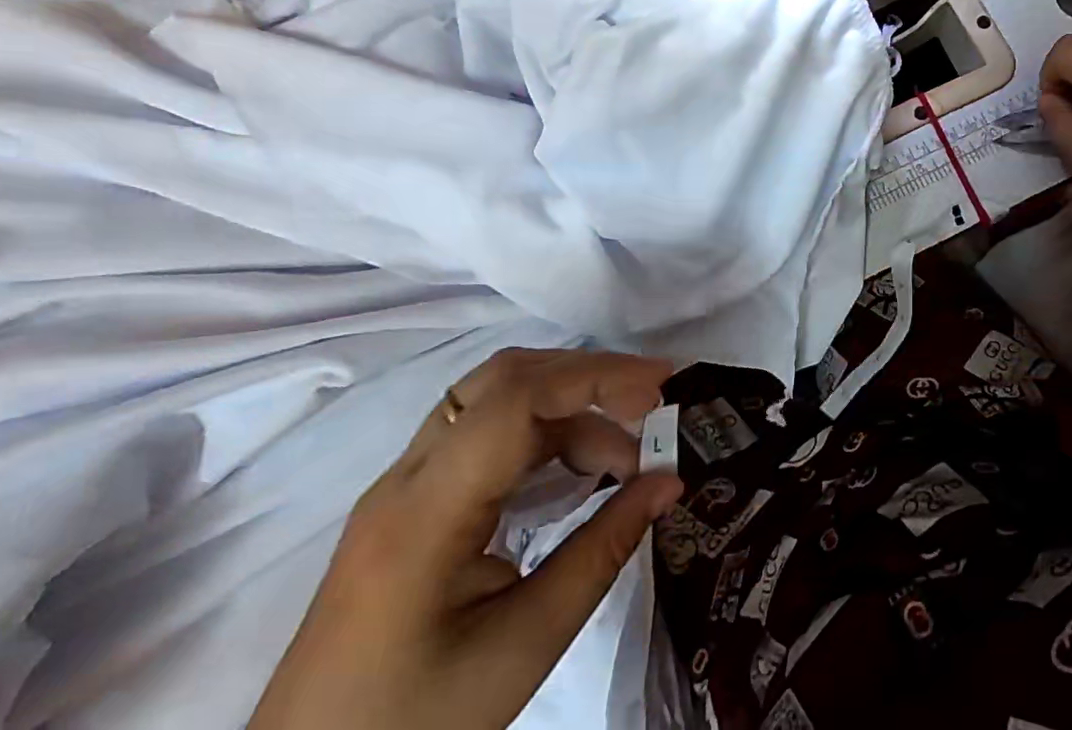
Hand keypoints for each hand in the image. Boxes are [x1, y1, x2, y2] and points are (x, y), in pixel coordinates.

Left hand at [249, 349, 683, 729]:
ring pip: (493, 400)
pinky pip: (483, 434)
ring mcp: (401, 484)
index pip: (514, 401)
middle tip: (653, 406)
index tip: (661, 389)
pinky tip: (579, 470)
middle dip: (588, 377)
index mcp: (425, 514)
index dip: (595, 378)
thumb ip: (603, 550)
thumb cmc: (419, 721)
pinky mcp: (409, 499)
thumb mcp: (527, 643)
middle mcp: (405, 478)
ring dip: (569, 409)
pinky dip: (543, 433)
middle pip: (502, 380)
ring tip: (626, 459)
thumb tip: (670, 481)